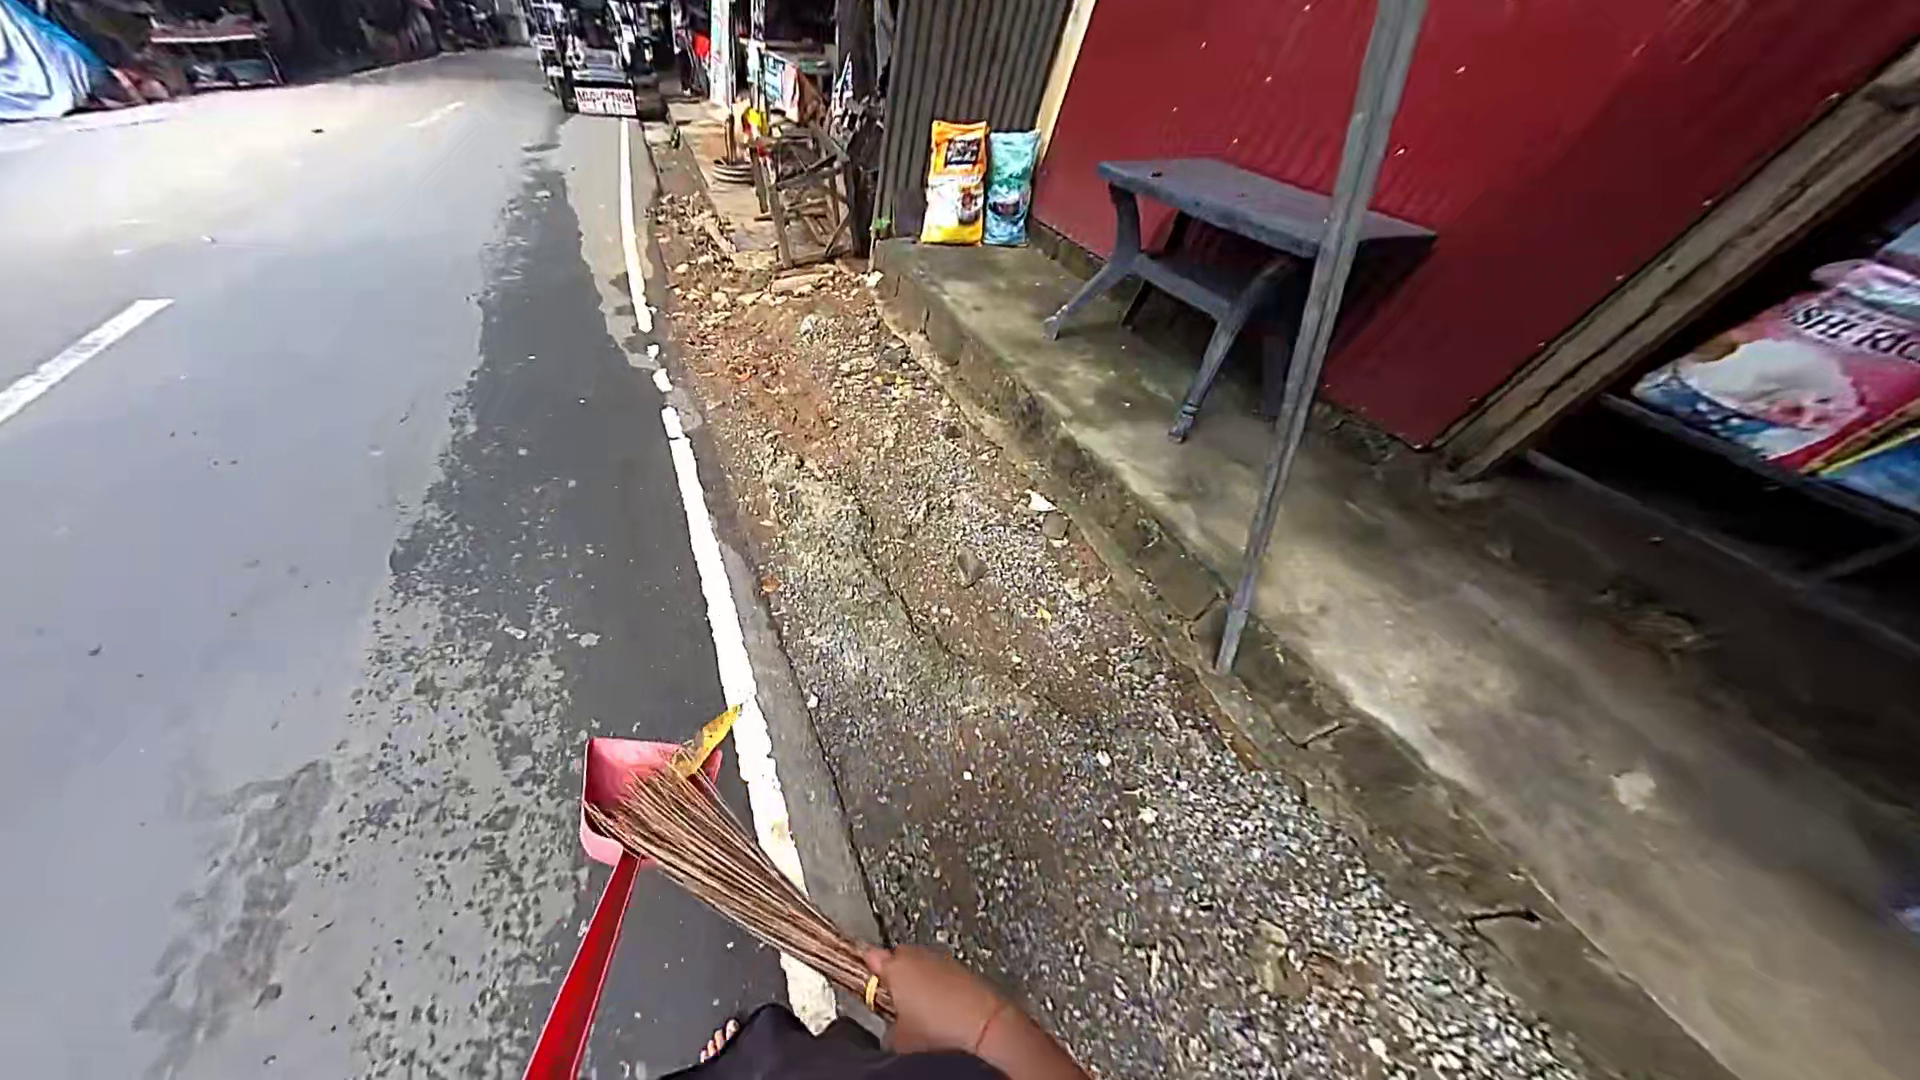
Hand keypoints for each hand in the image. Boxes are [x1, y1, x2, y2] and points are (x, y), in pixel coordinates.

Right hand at [864, 945, 1008, 1053]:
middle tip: (895, 1001)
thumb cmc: (937, 1027)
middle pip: (896, 958)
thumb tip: (890, 1033)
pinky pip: (936, 968)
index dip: (870, 970)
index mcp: (895, 967)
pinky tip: (939, 1005)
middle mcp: (914, 954)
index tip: (868, 979)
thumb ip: (887, 1030)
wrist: (978, 1021)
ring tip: (920, 1007)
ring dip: (916, 977)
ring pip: (918, 962)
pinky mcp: (954, 963)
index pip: (872, 958)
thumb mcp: (900, 1040)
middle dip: (895, 975)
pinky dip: (934, 981)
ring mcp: (936, 957)